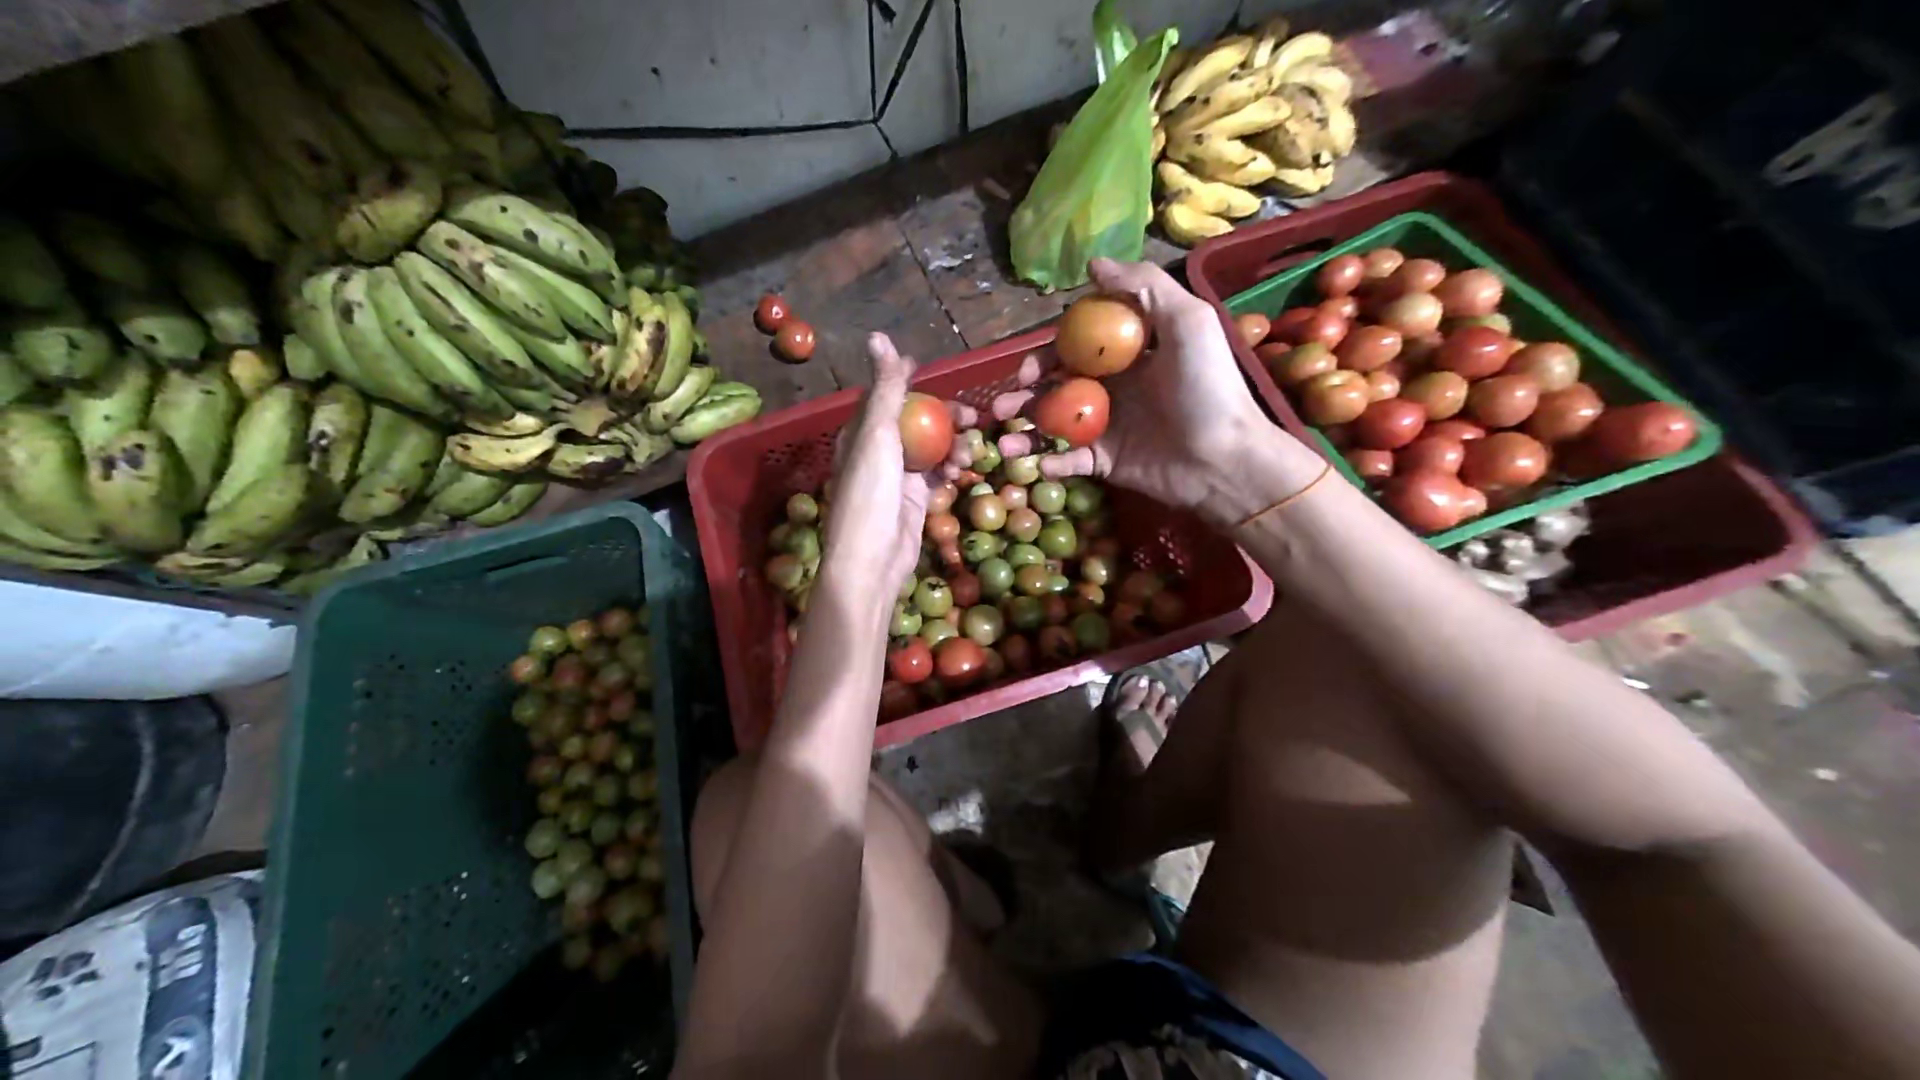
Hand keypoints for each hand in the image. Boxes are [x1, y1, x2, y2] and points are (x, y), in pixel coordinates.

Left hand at [819, 334, 974, 595]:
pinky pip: (938, 473)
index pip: (885, 396)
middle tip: (971, 416)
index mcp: (860, 433)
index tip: (934, 371)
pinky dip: (951, 468)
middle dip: (943, 416)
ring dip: (953, 444)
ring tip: (969, 451)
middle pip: (916, 421)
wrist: (872, 559)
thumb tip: (878, 337)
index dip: (908, 381)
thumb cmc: (870, 494)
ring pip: (932, 447)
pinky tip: (962, 471)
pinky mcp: (916, 499)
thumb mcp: (877, 435)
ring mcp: (898, 476)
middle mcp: (878, 451)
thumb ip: (884, 389)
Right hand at [993, 258, 1321, 526]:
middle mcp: (1112, 387)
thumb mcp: (1187, 322)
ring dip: (1025, 431)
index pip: (1075, 346)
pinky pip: (1069, 461)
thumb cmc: (1207, 388)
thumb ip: (1143, 287)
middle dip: (1024, 394)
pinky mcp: (1106, 462)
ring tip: (1003, 442)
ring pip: (1054, 424)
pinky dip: (1049, 463)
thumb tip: (1094, 263)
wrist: (1224, 459)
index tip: (1028, 368)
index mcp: (1127, 354)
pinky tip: (1037, 465)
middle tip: (1005, 405)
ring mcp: (1106, 426)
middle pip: (1055, 385)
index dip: (1046, 354)